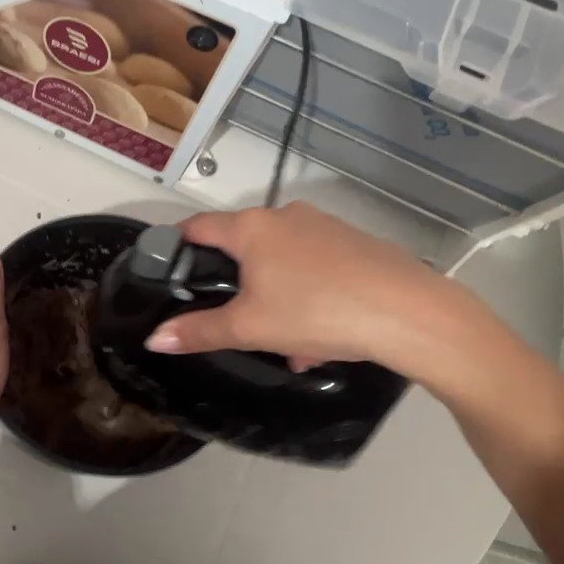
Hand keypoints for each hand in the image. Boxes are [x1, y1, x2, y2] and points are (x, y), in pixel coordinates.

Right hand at [144, 203, 466, 370]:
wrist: (410, 313)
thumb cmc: (316, 312)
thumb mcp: (249, 328)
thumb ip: (199, 331)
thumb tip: (153, 338)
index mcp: (251, 228)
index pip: (197, 227)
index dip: (176, 248)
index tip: (166, 273)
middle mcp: (285, 216)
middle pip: (241, 248)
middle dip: (234, 287)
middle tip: (231, 324)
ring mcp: (324, 227)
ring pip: (281, 264)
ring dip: (273, 300)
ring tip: (285, 346)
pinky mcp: (356, 244)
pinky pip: (314, 270)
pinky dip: (306, 299)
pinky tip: (319, 340)